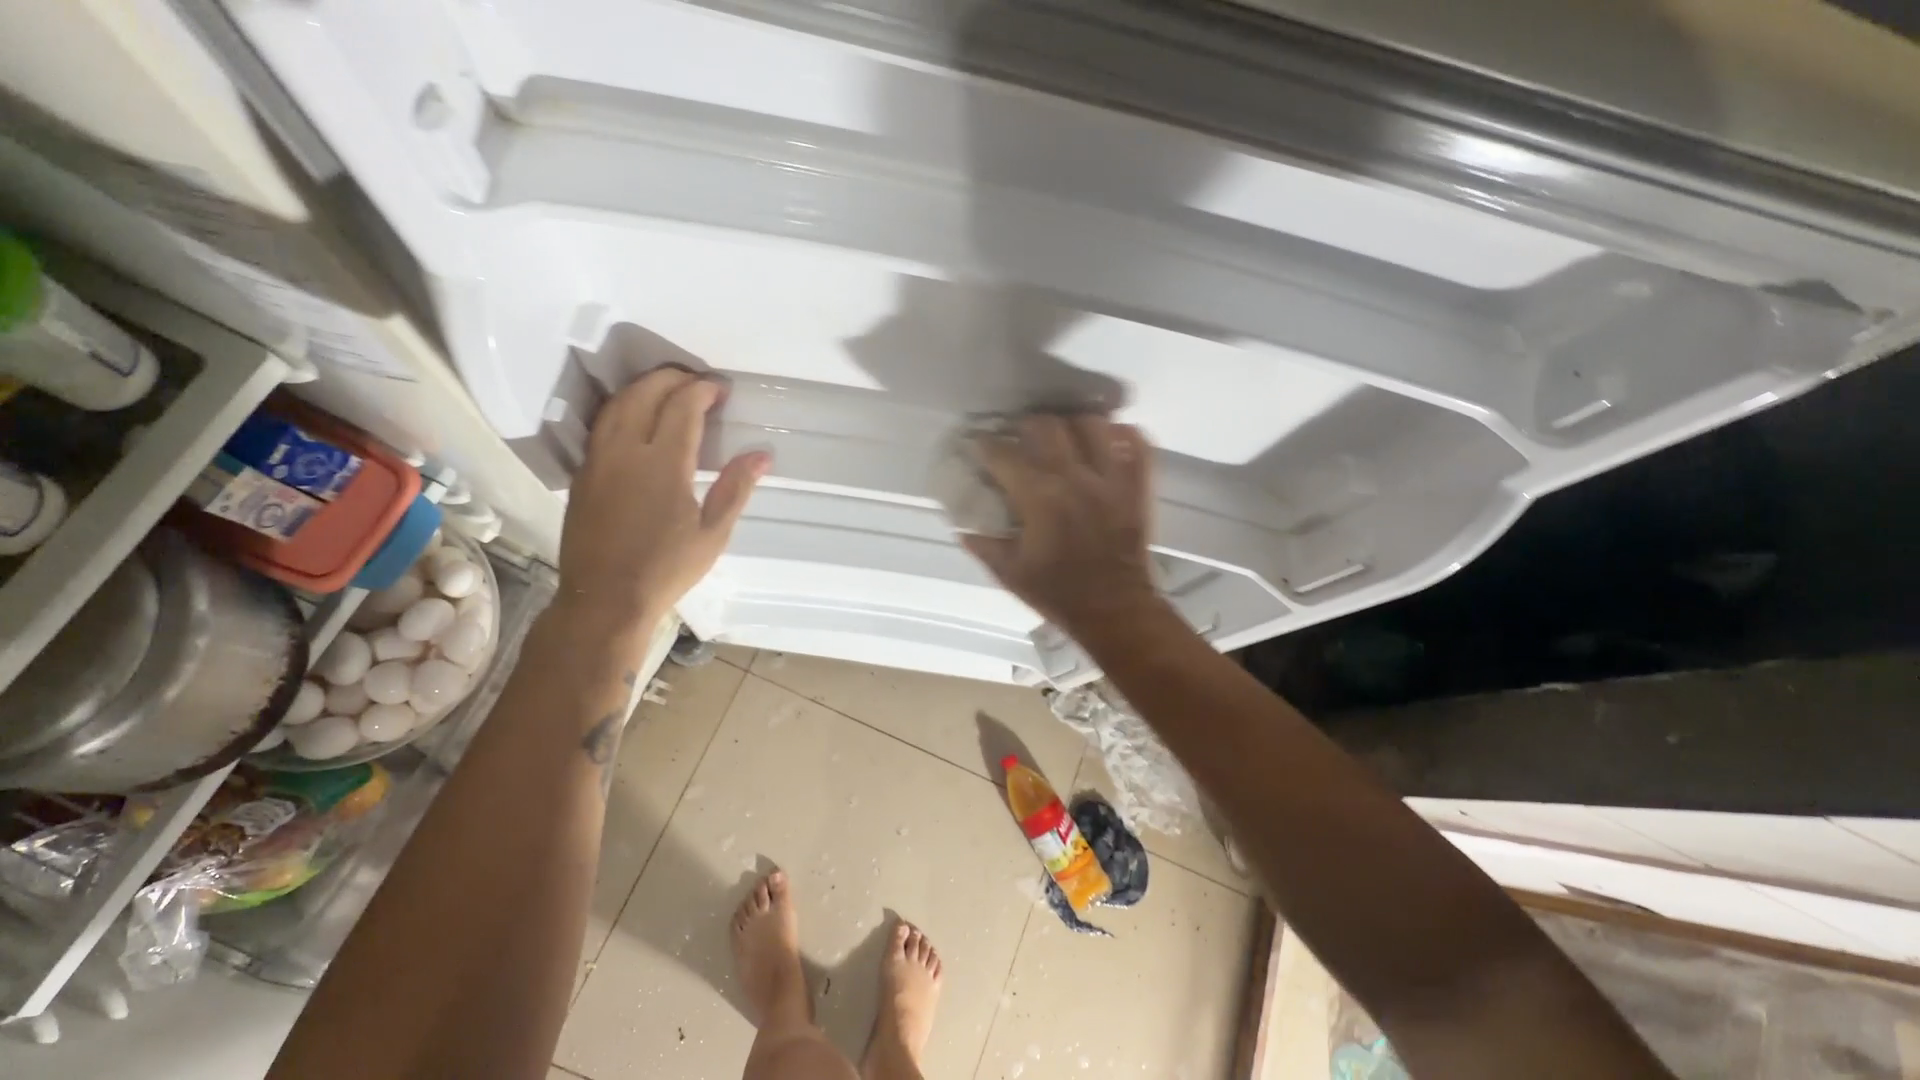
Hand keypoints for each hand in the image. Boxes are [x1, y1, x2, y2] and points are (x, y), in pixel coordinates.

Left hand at [557, 368, 768, 630]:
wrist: (604, 598)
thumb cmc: (665, 569)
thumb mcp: (713, 534)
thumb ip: (735, 488)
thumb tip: (761, 455)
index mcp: (663, 464)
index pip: (682, 406)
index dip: (703, 390)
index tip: (721, 390)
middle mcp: (626, 451)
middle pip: (646, 393)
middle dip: (674, 379)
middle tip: (698, 385)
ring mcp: (598, 460)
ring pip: (617, 403)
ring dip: (644, 388)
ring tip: (668, 392)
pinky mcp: (583, 473)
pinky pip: (603, 424)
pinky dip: (624, 408)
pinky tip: (638, 419)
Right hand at [961, 413, 1165, 636]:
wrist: (1115, 610)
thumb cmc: (1058, 594)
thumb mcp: (1010, 573)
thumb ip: (984, 544)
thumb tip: (964, 525)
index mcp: (1039, 497)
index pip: (1003, 454)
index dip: (986, 445)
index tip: (980, 445)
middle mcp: (1075, 478)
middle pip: (1046, 426)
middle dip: (1027, 426)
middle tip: (1020, 437)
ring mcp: (1111, 479)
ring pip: (1092, 425)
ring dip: (1072, 424)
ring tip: (1064, 436)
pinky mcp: (1138, 486)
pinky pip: (1136, 443)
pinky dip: (1122, 435)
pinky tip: (1106, 441)